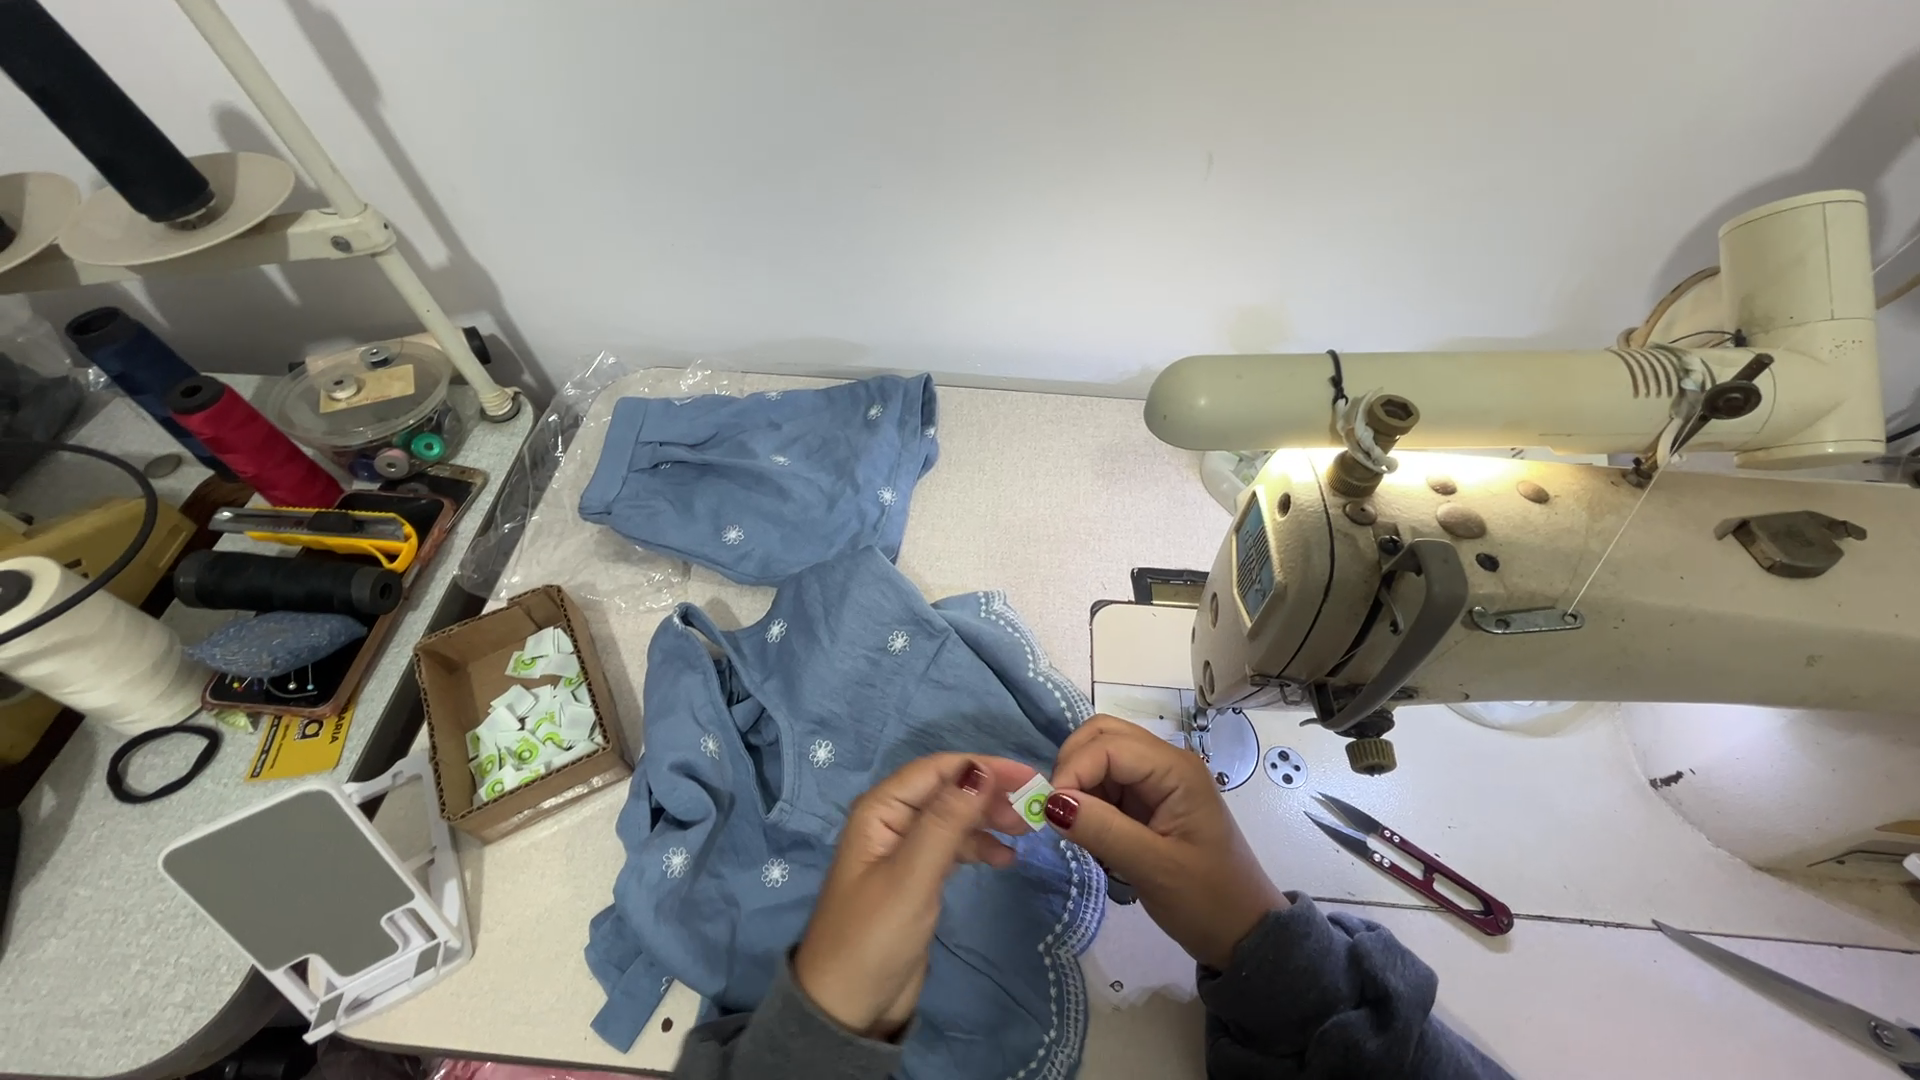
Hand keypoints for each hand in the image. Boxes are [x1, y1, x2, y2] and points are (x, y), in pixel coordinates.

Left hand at [793, 753, 1035, 1039]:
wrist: (847, 1008)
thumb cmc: (873, 936)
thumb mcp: (912, 875)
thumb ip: (946, 821)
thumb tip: (980, 768)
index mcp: (881, 808)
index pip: (938, 770)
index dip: (984, 767)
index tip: (1028, 777)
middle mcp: (892, 820)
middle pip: (949, 790)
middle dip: (991, 793)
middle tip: (1035, 806)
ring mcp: (905, 849)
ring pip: (955, 818)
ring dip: (989, 819)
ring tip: (1027, 831)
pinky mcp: (918, 877)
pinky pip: (954, 846)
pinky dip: (980, 847)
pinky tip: (1006, 858)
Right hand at [1045, 714, 1286, 968]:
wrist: (1243, 935)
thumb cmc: (1208, 901)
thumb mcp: (1153, 868)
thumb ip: (1101, 829)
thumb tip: (1048, 801)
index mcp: (1176, 770)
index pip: (1108, 745)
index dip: (1073, 769)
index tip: (1049, 811)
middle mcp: (1166, 762)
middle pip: (1103, 735)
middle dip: (1071, 764)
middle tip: (1054, 808)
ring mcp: (1158, 780)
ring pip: (1101, 755)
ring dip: (1078, 781)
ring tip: (1071, 822)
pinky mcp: (1148, 799)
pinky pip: (1107, 781)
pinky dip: (1087, 796)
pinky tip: (1086, 827)